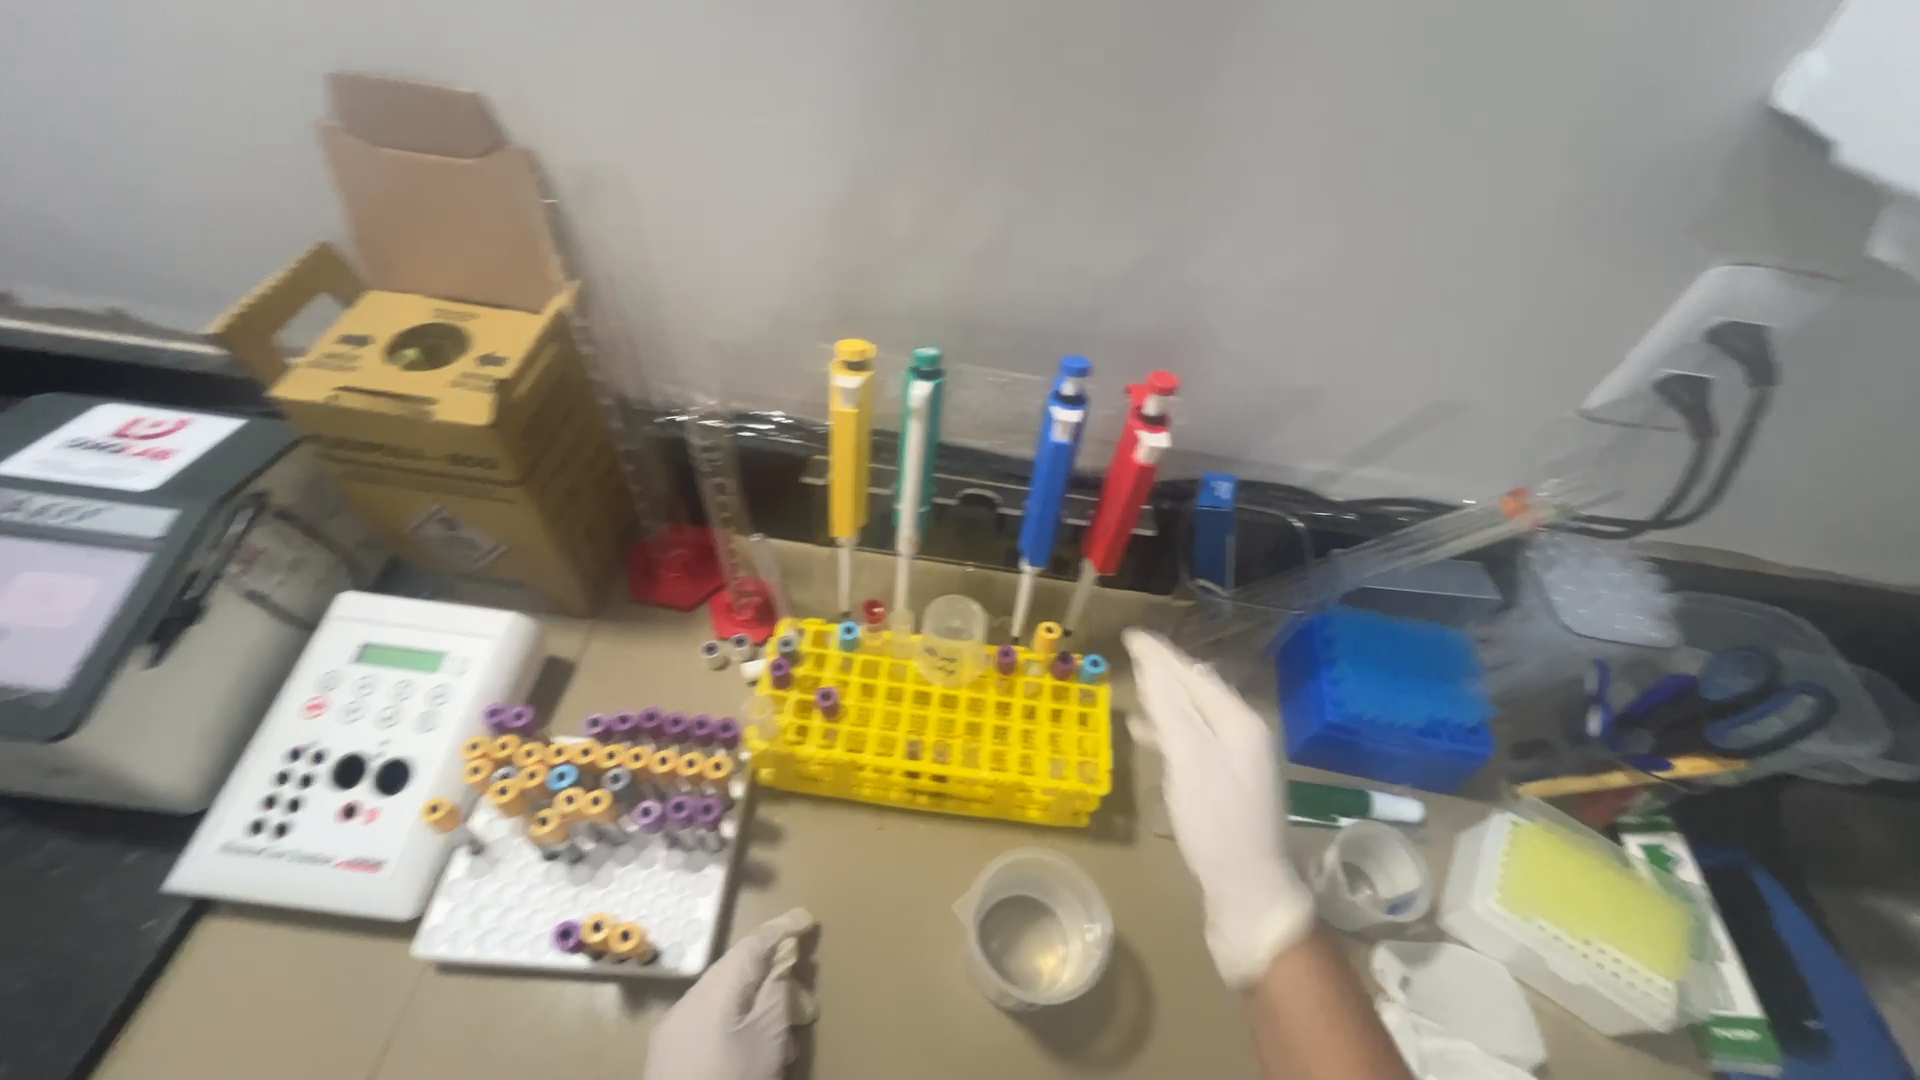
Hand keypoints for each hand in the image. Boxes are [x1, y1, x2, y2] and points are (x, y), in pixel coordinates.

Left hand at [644, 908, 816, 1079]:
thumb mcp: (767, 1035)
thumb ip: (776, 989)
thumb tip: (780, 956)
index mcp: (713, 990)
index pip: (751, 945)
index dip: (781, 929)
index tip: (807, 920)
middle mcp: (688, 1002)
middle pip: (736, 971)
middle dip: (773, 975)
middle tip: (806, 996)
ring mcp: (673, 1032)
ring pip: (724, 999)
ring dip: (758, 1004)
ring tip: (786, 1030)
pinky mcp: (669, 1059)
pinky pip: (710, 1023)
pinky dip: (738, 1025)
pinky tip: (756, 1048)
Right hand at [1123, 629, 1314, 986]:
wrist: (1250, 888)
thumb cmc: (1216, 822)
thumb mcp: (1188, 761)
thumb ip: (1169, 709)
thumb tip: (1150, 662)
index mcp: (1239, 721)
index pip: (1193, 673)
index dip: (1160, 654)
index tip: (1130, 634)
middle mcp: (1244, 732)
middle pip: (1198, 690)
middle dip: (1164, 671)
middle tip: (1130, 656)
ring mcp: (1239, 758)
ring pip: (1196, 714)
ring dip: (1165, 700)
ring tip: (1134, 691)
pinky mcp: (1229, 780)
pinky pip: (1196, 738)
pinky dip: (1170, 729)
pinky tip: (1148, 734)